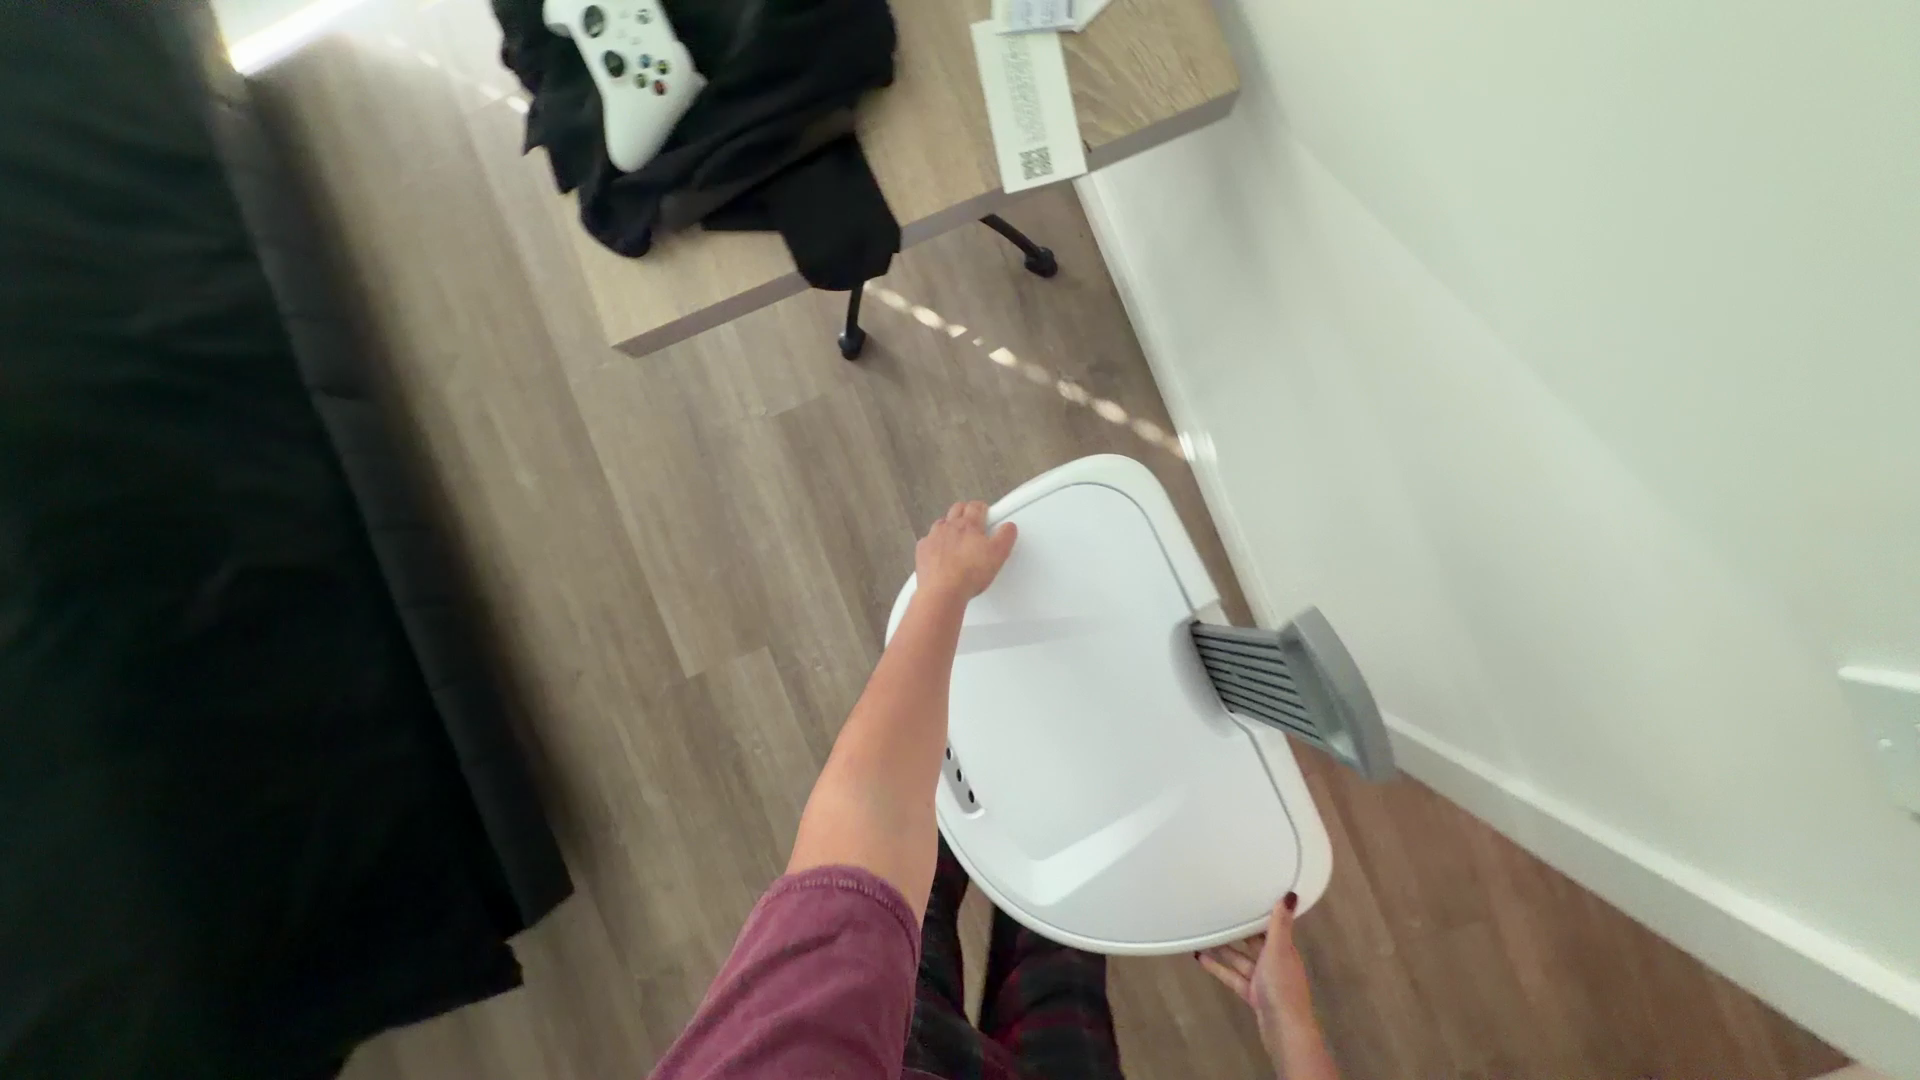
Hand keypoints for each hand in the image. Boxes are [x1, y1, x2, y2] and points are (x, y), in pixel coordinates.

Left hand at [916, 501, 1016, 601]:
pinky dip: (934, 543)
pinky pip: (928, 540)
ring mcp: (933, 538)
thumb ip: (1005, 537)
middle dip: (965, 510)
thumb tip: (1009, 527)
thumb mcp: (998, 555)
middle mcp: (949, 527)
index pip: (975, 507)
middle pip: (956, 509)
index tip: (985, 511)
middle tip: (972, 519)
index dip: (981, 507)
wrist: (942, 592)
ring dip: (949, 526)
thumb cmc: (968, 574)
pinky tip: (940, 553)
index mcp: (968, 525)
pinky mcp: (923, 551)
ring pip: (941, 523)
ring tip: (956, 537)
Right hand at [1199, 893, 1338, 1079]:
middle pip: (1253, 942)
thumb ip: (1280, 924)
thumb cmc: (1282, 986)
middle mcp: (1275, 962)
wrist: (1284, 1030)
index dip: (1257, 912)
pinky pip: (1233, 976)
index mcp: (1284, 950)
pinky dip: (1219, 967)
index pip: (1270, 925)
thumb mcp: (1279, 950)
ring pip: (1240, 959)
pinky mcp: (1253, 995)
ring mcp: (1264, 980)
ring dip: (1223, 948)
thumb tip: (1291, 894)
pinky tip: (1201, 958)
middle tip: (1216, 913)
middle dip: (1236, 930)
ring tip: (1202, 935)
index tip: (1241, 895)